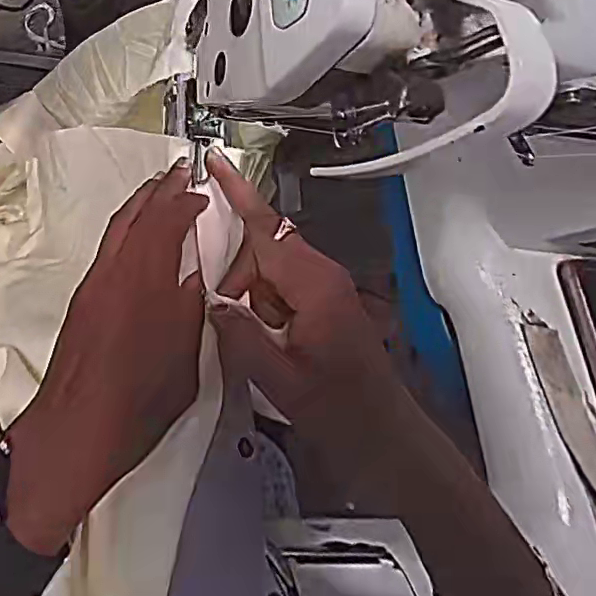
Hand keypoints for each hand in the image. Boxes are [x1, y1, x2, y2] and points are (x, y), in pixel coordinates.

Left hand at [5, 163, 207, 553]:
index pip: (168, 223)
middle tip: (180, 170)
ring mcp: (97, 281)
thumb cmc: (135, 405)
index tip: (202, 195)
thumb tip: (199, 276)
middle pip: (140, 213)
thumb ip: (194, 310)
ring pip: (120, 224)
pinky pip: (109, 242)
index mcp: (148, 283)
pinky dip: (126, 222)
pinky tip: (136, 228)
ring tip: (160, 187)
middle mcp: (119, 272)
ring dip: (142, 200)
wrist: (74, 430)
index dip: (187, 203)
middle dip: (163, 188)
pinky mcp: (84, 295)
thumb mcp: (185, 361)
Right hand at [204, 149, 403, 444]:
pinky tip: (274, 343)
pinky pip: (279, 288)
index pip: (267, 228)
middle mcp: (320, 275)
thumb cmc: (341, 408)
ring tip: (266, 345)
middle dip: (239, 281)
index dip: (237, 192)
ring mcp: (323, 285)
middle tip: (234, 322)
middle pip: (261, 250)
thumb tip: (214, 304)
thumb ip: (241, 337)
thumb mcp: (281, 379)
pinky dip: (265, 309)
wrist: (381, 431)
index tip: (217, 164)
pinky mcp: (321, 299)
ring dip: (253, 300)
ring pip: (268, 271)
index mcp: (313, 283)